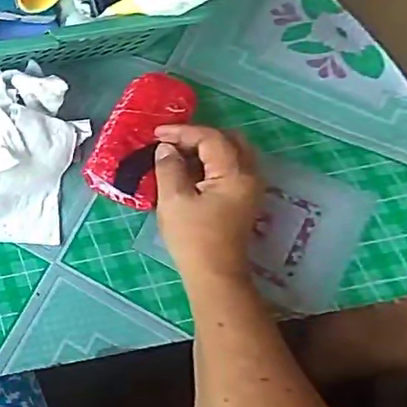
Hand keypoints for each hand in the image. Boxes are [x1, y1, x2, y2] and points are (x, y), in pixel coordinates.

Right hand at [153, 124, 263, 283]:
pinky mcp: (243, 200)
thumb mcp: (173, 199)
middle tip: (171, 141)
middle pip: (229, 140)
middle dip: (199, 135)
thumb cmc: (192, 237)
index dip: (182, 132)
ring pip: (232, 154)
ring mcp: (250, 188)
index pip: (211, 138)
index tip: (156, 134)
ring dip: (206, 149)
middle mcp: (250, 176)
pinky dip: (211, 163)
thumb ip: (169, 168)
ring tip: (177, 154)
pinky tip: (189, 171)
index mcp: (235, 173)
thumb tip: (166, 149)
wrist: (213, 274)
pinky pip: (231, 169)